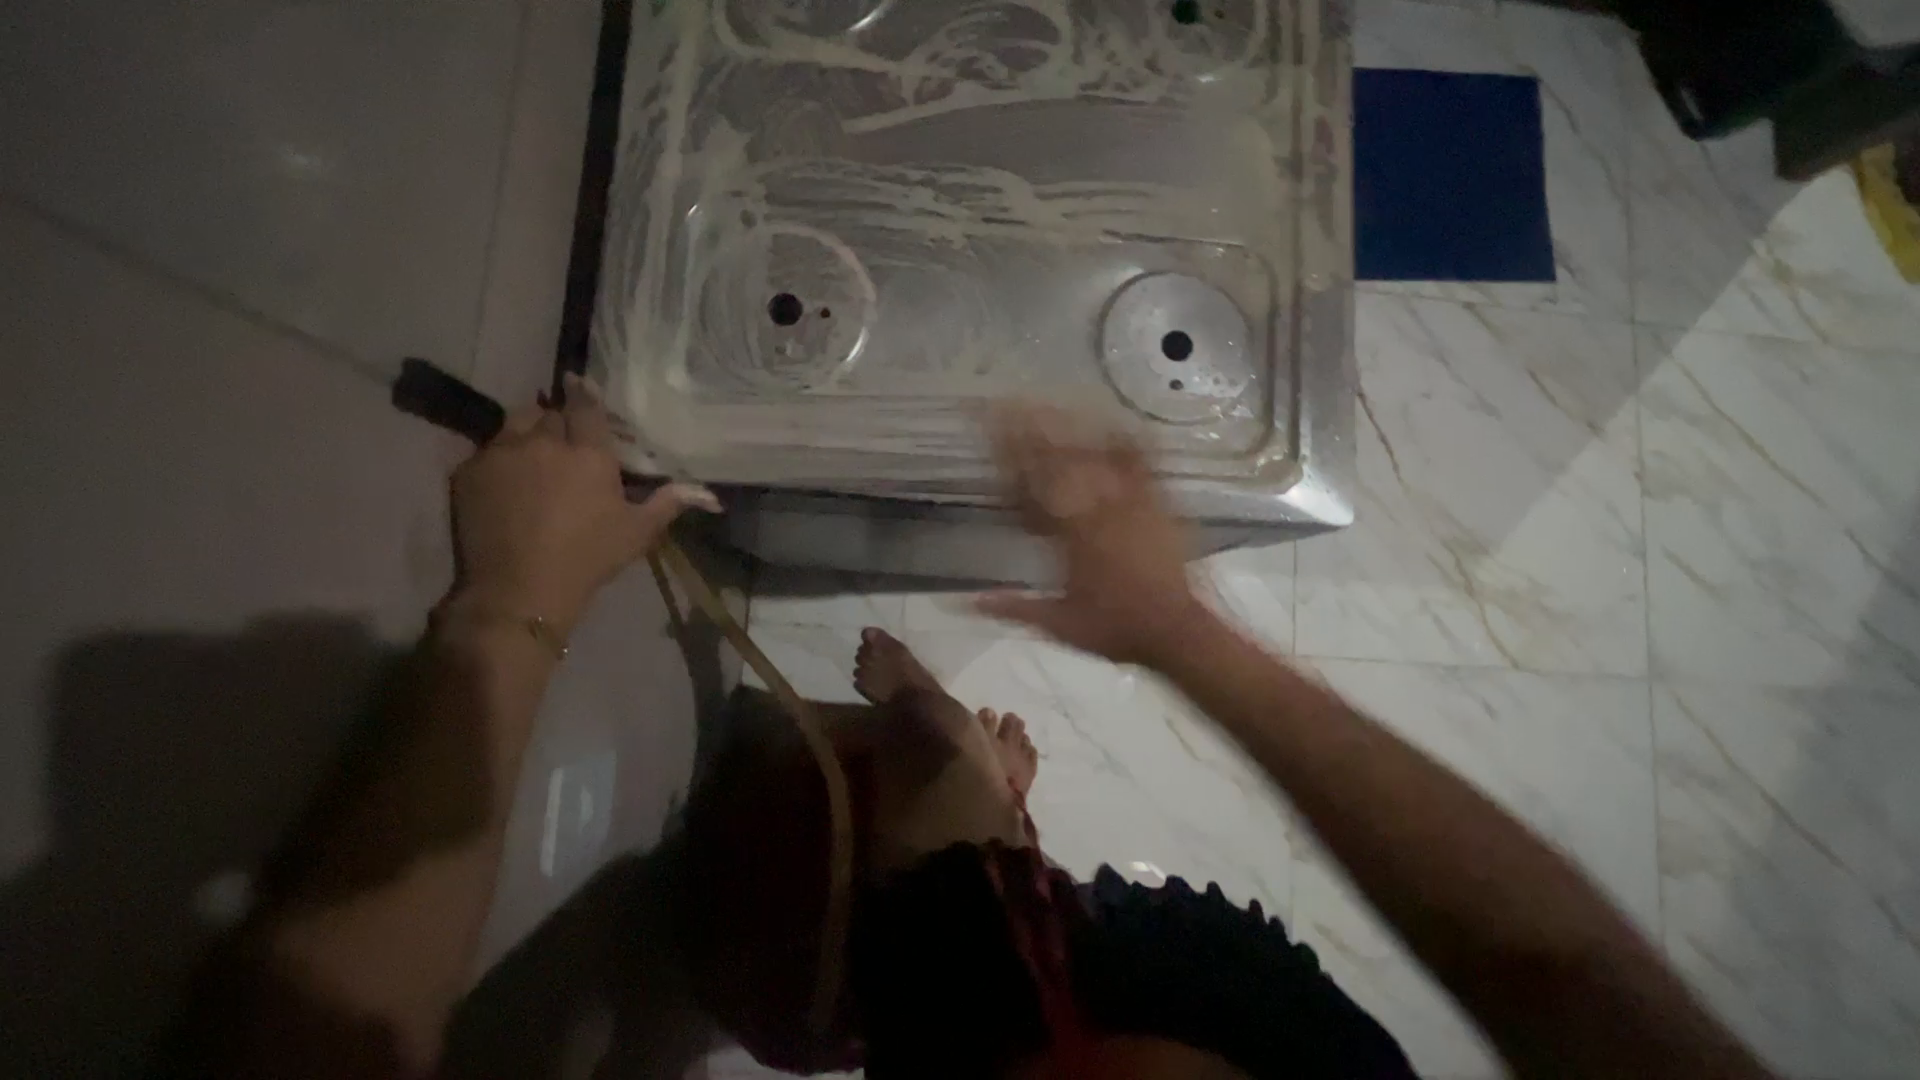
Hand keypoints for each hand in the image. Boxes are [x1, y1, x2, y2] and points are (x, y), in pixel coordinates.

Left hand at [448, 374, 719, 635]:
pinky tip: (508, 481)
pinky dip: (500, 458)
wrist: (520, 590)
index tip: (578, 382)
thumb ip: (669, 503)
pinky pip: (487, 451)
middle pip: (549, 413)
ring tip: (534, 451)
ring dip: (527, 431)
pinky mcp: (469, 472)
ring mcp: (501, 454)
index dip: (583, 392)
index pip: (585, 405)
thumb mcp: (637, 532)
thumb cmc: (589, 558)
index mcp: (587, 453)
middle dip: (558, 420)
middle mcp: (543, 442)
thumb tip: (709, 494)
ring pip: (515, 424)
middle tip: (565, 438)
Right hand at [974, 402, 1212, 666]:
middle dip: (1032, 429)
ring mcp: (1134, 502)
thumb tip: (964, 604)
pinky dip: (1131, 442)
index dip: (1008, 456)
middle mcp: (1101, 509)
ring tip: (1054, 401)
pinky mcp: (1161, 504)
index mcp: (1071, 536)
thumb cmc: (1116, 628)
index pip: (1032, 486)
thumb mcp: (1058, 623)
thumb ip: (1012, 607)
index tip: (988, 431)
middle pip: (1061, 459)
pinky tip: (1120, 420)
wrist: (1177, 630)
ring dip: (1074, 427)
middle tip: (1010, 403)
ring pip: (1099, 455)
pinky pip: (1146, 465)